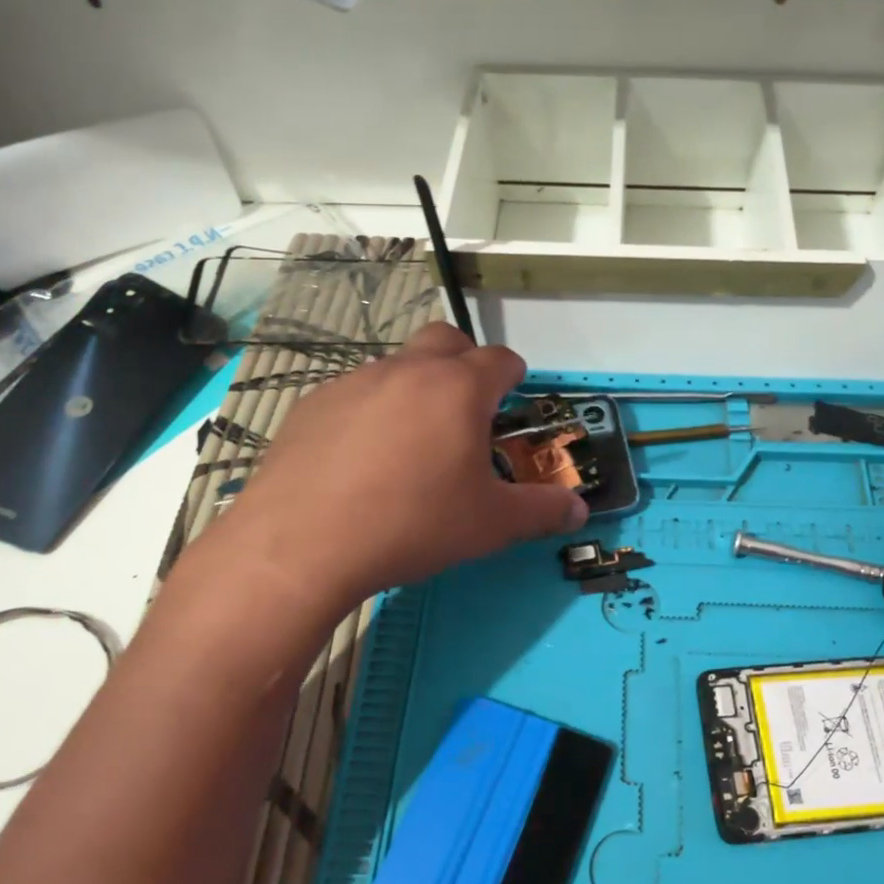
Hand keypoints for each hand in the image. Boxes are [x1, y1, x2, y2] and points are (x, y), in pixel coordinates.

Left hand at [208, 322, 587, 610]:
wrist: (304, 544)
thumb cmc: (414, 525)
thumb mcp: (491, 525)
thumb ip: (542, 511)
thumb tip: (580, 509)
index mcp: (458, 389)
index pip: (500, 360)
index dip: (513, 377)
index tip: (514, 400)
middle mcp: (407, 371)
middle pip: (446, 340)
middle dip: (465, 363)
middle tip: (468, 411)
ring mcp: (353, 383)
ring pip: (397, 366)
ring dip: (416, 389)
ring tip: (413, 445)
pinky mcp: (312, 406)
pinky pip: (355, 395)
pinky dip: (371, 413)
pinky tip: (362, 463)